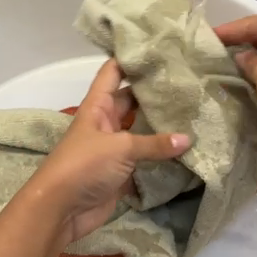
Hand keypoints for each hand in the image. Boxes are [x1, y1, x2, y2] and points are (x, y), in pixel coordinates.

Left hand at [25, 59, 191, 245]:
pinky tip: (186, 148)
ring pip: (142, 131)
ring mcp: (114, 149)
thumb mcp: (120, 148)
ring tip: (194, 112)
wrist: (61, 209)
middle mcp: (106, 123)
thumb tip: (188, 140)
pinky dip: (162, 156)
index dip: (131, 57)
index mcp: (98, 106)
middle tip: (188, 83)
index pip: (113, 72)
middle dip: (155, 93)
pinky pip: (145, 159)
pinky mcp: (121, 172)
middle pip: (133, 101)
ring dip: (162, 126)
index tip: (159, 48)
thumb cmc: (84, 165)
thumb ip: (155, 143)